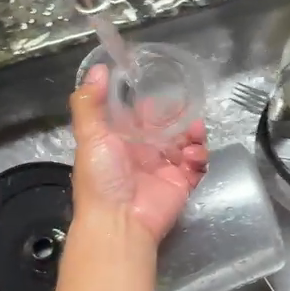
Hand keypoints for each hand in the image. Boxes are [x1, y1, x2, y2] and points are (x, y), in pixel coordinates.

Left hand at [69, 65, 209, 242]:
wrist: (119, 221)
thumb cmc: (101, 178)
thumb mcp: (90, 135)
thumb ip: (91, 102)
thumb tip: (97, 69)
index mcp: (120, 141)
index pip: (140, 116)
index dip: (151, 104)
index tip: (161, 89)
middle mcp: (143, 153)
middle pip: (168, 128)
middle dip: (179, 117)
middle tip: (186, 109)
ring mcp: (164, 169)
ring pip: (186, 144)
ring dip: (193, 134)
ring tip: (195, 132)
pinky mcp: (181, 184)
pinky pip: (197, 166)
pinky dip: (199, 157)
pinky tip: (194, 154)